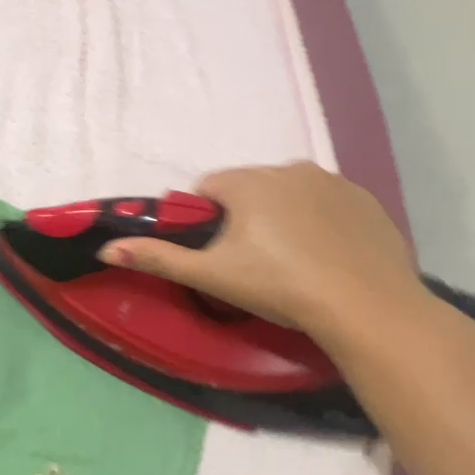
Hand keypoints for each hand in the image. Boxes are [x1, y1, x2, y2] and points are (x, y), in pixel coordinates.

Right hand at [97, 162, 428, 336]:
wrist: (366, 306)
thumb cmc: (279, 286)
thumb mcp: (212, 275)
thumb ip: (158, 257)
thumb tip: (107, 248)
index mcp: (249, 182)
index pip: (209, 187)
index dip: (207, 220)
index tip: (219, 253)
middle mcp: (290, 168)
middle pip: (250, 187)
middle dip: (244, 216)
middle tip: (252, 262)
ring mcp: (334, 181)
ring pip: (289, 193)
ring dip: (282, 215)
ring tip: (291, 261)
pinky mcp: (367, 200)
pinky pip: (328, 203)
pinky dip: (321, 221)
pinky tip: (326, 256)